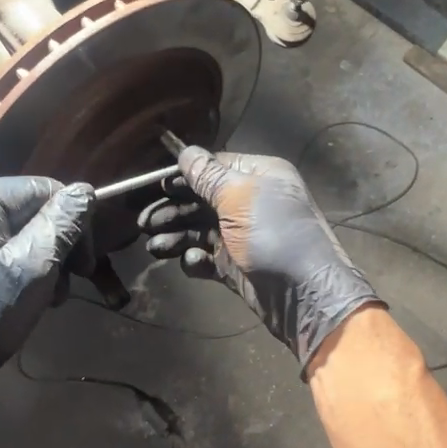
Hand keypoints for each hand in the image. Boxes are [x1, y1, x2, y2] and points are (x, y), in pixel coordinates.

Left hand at [0, 177, 93, 447]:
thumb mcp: (31, 274)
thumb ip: (62, 226)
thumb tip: (84, 191)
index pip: (48, 190)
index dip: (76, 227)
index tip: (83, 272)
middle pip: (21, 209)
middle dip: (49, 248)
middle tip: (56, 294)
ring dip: (24, 261)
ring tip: (28, 303)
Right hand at [138, 146, 381, 369]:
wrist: (303, 295)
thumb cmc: (274, 235)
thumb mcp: (240, 197)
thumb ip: (208, 175)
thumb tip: (185, 152)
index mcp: (259, 177)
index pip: (214, 166)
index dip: (183, 176)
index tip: (154, 185)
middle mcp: (251, 202)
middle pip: (201, 199)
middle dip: (172, 210)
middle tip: (143, 222)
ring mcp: (244, 236)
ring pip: (199, 230)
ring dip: (175, 236)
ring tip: (155, 247)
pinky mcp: (237, 266)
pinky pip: (207, 258)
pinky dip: (195, 260)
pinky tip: (192, 263)